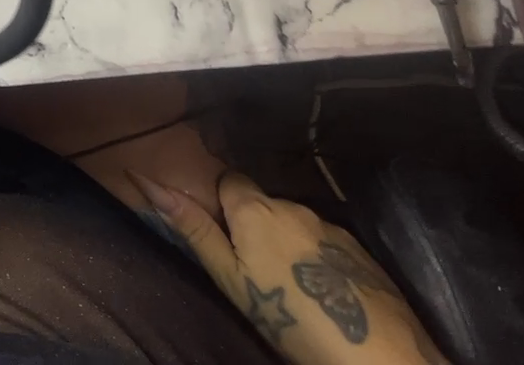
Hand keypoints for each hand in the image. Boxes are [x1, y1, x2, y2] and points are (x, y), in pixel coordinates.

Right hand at [135, 172, 449, 364]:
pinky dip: (315, 258)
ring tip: (289, 285)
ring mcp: (332, 228)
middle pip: (261, 203)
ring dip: (286, 242)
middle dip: (253, 225)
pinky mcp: (362, 253)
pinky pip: (324, 243)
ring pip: (294, 224)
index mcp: (255, 208)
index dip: (221, 203)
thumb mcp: (229, 276)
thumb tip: (142, 178)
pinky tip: (320, 292)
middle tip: (253, 268)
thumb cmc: (287, 316)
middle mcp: (293, 206)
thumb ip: (191, 226)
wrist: (381, 358)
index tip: (222, 235)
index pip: (227, 179)